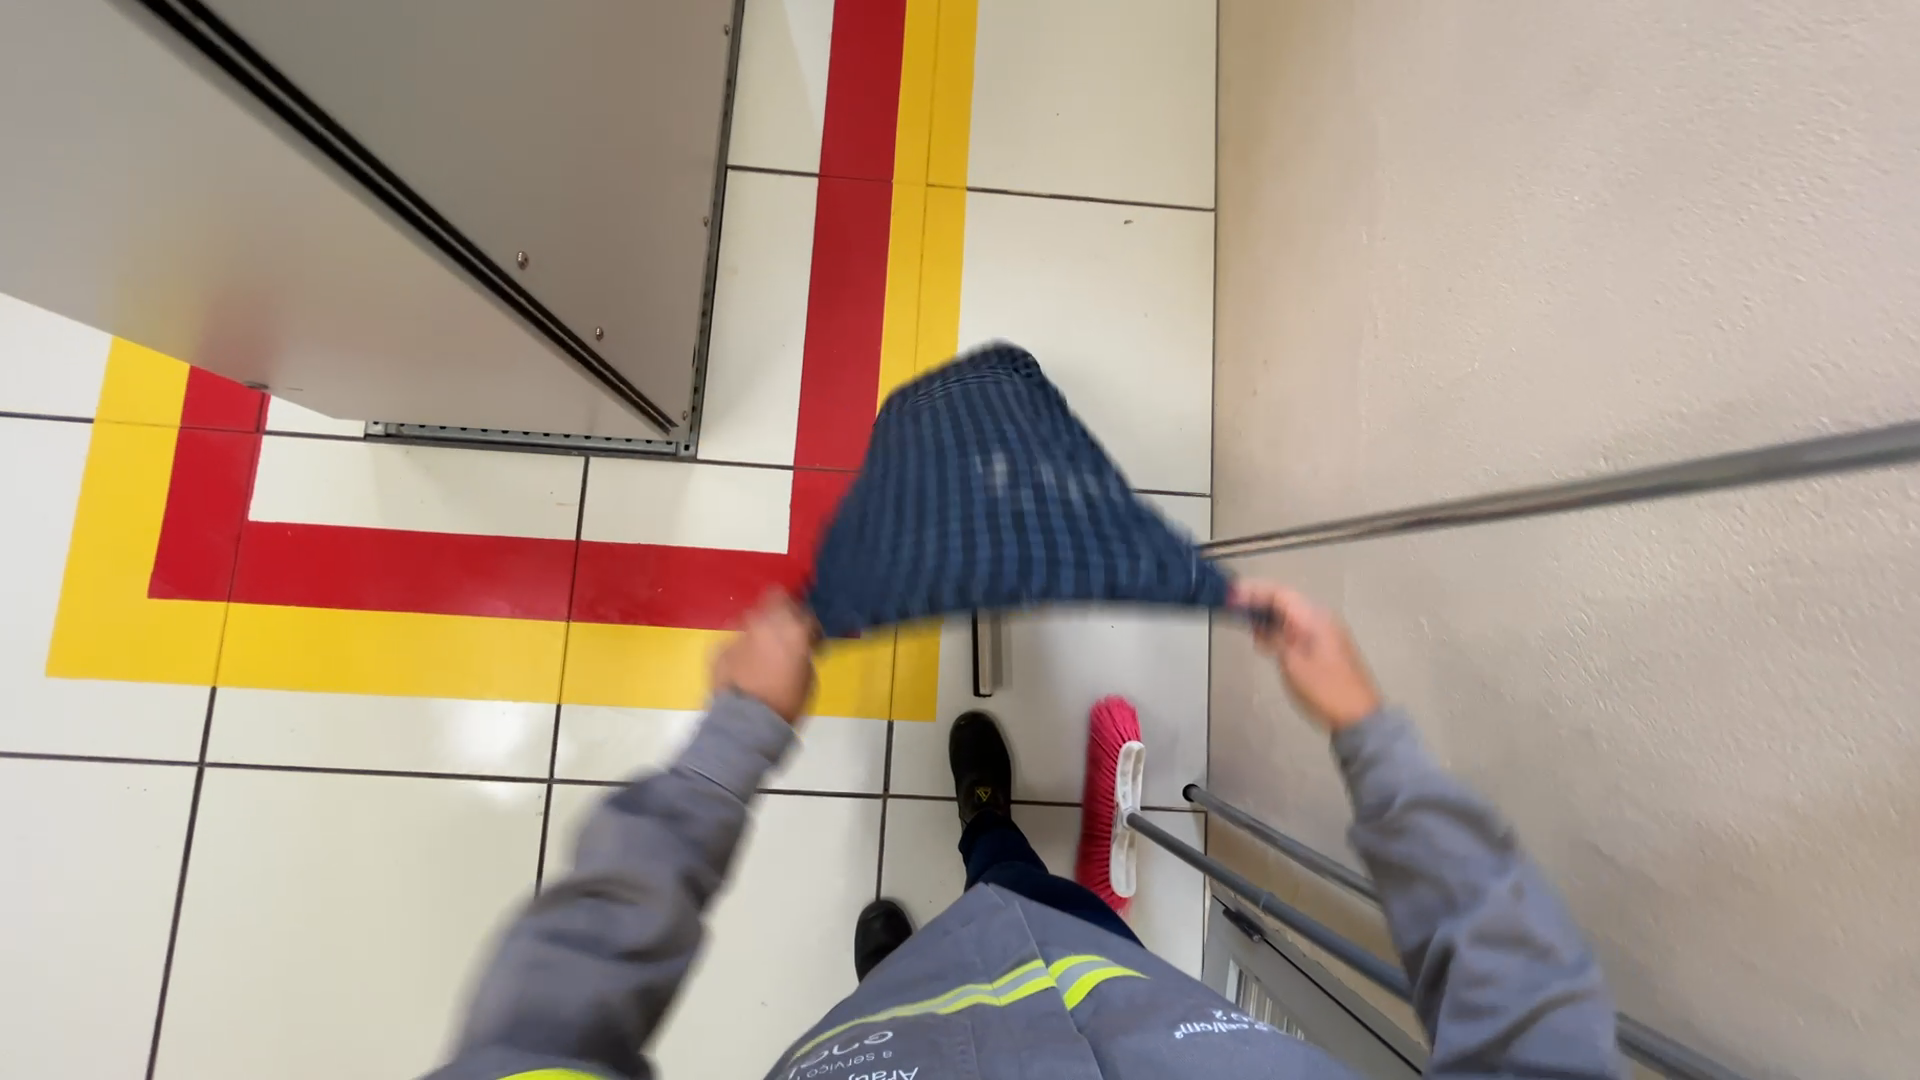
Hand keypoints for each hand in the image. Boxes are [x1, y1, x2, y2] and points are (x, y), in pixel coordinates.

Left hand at [711, 591, 818, 724]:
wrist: (746, 723)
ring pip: (750, 617)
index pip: (803, 609)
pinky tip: (742, 666)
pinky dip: (740, 648)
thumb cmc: (786, 702)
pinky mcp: (719, 648)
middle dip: (779, 611)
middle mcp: (766, 622)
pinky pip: (733, 641)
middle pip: (774, 599)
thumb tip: (800, 646)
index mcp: (794, 629)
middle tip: (782, 631)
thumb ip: (803, 651)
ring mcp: (739, 633)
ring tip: (760, 649)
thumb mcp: (808, 675)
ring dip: (758, 628)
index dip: (806, 620)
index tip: (808, 633)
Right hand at [1231, 580, 1380, 732]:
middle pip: (1285, 600)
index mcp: (1314, 619)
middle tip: (1233, 609)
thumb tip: (1260, 625)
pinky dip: (1278, 629)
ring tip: (1245, 626)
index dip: (1252, 592)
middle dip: (1257, 602)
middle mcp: (1321, 618)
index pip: (1279, 593)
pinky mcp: (1325, 645)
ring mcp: (1325, 631)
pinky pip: (1296, 627)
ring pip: (1290, 613)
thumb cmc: (1323, 689)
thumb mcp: (1291, 662)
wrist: (1358, 716)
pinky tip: (1264, 641)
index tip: (1229, 597)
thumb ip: (1274, 638)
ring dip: (1267, 616)